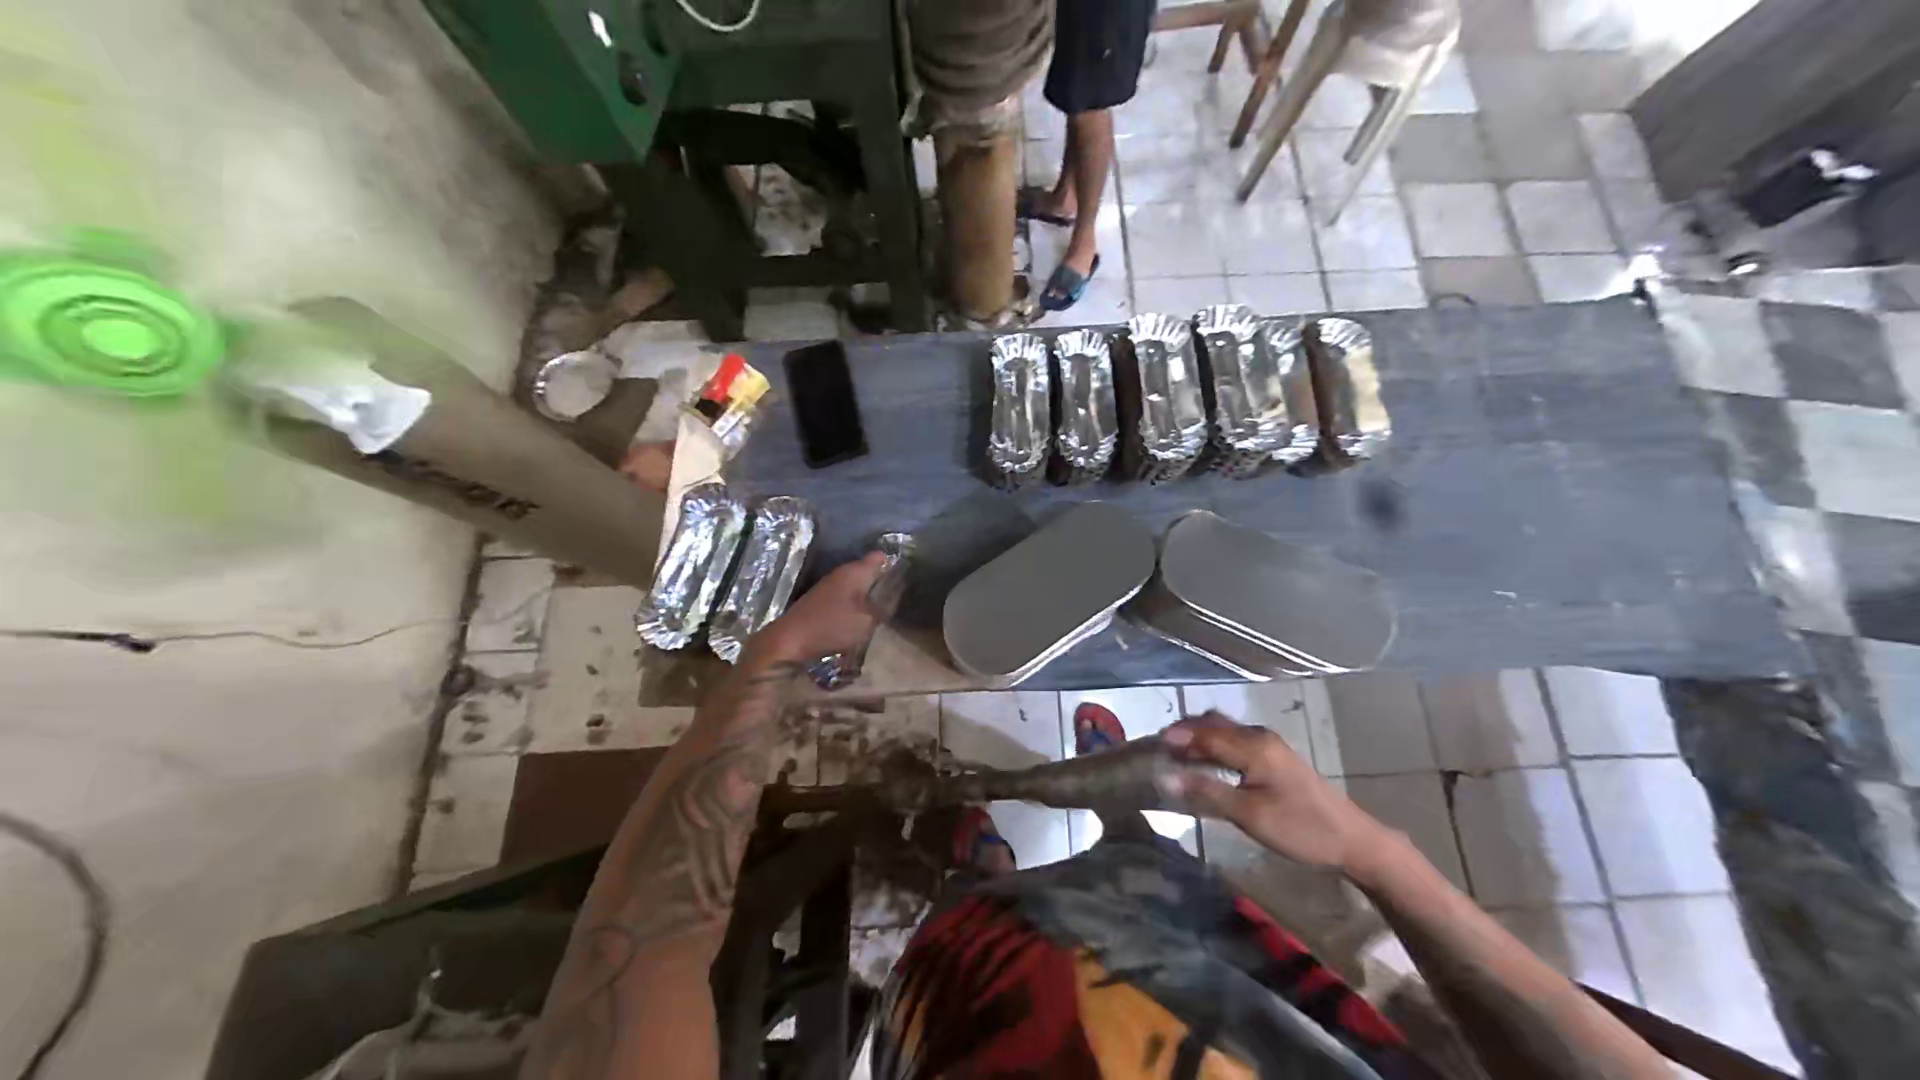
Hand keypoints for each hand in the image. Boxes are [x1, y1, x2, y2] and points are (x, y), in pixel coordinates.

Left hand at [748, 551, 887, 667]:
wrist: (790, 640)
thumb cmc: (832, 626)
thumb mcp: (868, 620)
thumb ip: (884, 605)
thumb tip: (897, 593)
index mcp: (855, 572)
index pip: (879, 557)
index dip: (894, 562)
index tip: (907, 573)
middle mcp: (841, 573)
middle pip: (868, 570)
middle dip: (883, 580)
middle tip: (901, 593)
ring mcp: (828, 585)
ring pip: (856, 583)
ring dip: (869, 592)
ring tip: (885, 606)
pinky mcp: (821, 600)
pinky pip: (846, 595)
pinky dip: (856, 602)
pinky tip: (863, 614)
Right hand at [1161, 713, 1391, 873]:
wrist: (1354, 841)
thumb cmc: (1300, 828)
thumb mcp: (1249, 815)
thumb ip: (1207, 793)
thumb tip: (1166, 777)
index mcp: (1253, 746)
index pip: (1205, 733)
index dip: (1177, 738)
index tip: (1152, 745)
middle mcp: (1260, 737)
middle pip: (1214, 723)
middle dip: (1185, 732)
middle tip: (1161, 749)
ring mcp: (1270, 745)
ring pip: (1225, 730)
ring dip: (1200, 737)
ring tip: (1179, 755)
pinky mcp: (1275, 757)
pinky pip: (1235, 739)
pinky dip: (1215, 744)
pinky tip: (1208, 763)